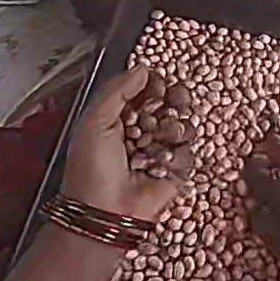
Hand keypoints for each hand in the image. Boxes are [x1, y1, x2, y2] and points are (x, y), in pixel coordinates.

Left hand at [62, 68, 179, 221]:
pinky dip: (179, 154)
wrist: (103, 212)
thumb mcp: (95, 121)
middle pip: (167, 106)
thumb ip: (117, 91)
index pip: (143, 93)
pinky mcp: (175, 173)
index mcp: (118, 119)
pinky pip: (188, 154)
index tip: (158, 82)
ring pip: (181, 127)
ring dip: (177, 126)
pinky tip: (165, 159)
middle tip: (178, 96)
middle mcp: (141, 134)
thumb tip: (141, 68)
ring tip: (168, 133)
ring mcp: (159, 153)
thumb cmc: (91, 168)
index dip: (154, 85)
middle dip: (174, 99)